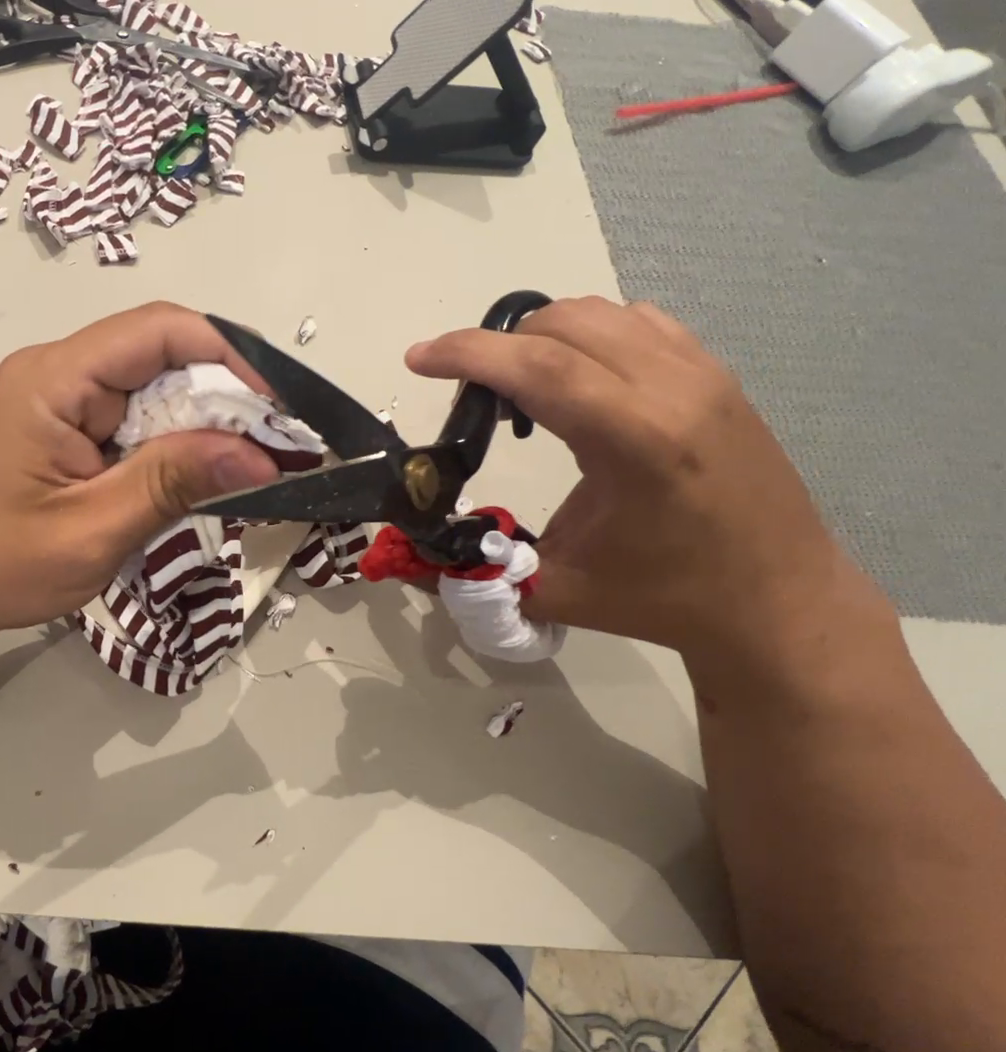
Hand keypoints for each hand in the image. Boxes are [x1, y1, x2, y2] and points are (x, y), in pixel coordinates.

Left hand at [0, 303, 281, 645]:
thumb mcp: (92, 530)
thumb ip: (172, 482)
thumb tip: (260, 452)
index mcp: (51, 380)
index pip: (158, 330)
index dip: (229, 357)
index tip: (278, 411)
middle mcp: (52, 372)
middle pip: (158, 355)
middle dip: (222, 397)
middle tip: (277, 449)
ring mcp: (54, 400)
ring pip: (149, 389)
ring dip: (199, 425)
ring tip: (248, 467)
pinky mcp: (58, 428)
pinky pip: (128, 419)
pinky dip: (167, 445)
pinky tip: (195, 478)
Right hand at [407, 297, 856, 659]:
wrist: (777, 602)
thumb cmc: (662, 599)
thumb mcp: (552, 588)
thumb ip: (478, 559)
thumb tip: (410, 548)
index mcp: (635, 441)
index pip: (538, 366)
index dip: (466, 353)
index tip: (416, 360)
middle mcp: (674, 391)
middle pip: (562, 325)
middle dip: (496, 345)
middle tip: (466, 392)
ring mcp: (703, 377)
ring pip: (602, 313)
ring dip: (541, 336)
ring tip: (518, 387)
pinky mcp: (718, 378)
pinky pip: (639, 323)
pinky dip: (590, 335)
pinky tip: (577, 380)